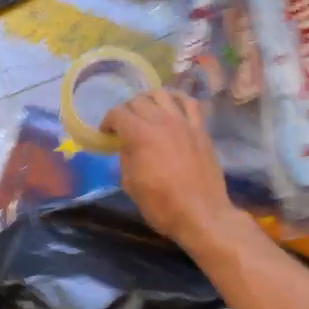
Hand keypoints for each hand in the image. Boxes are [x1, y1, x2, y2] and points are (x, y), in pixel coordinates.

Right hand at [102, 91, 237, 244]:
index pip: (118, 114)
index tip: (106, 133)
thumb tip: (127, 146)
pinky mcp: (201, 129)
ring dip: (150, 99)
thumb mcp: (131, 184)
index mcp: (140, 135)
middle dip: (126, 110)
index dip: (108, 122)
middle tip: (125, 124)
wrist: (202, 214)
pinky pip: (190, 103)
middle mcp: (162, 121)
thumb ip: (126, 158)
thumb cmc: (161, 205)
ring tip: (147, 110)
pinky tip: (172, 106)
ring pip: (163, 94)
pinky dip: (177, 99)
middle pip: (138, 101)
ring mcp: (184, 123)